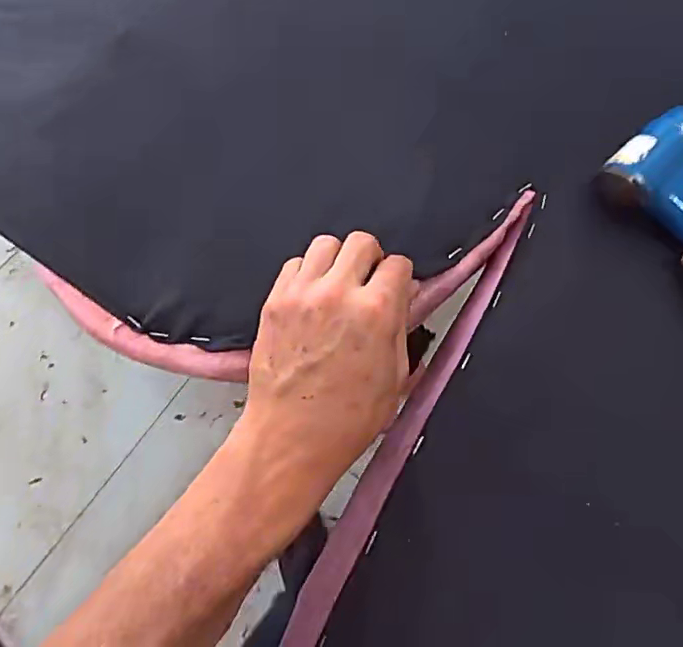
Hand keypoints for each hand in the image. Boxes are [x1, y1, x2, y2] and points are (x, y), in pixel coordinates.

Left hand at [234, 232, 414, 499]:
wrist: (290, 441)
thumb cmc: (346, 418)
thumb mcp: (397, 374)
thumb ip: (403, 325)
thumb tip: (407, 295)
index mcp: (376, 311)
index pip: (398, 262)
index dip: (401, 276)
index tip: (397, 287)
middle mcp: (339, 294)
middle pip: (361, 241)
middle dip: (371, 258)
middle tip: (369, 281)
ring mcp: (302, 296)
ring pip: (326, 244)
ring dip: (338, 259)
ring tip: (339, 283)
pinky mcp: (274, 304)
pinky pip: (294, 264)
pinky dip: (307, 272)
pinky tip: (313, 295)